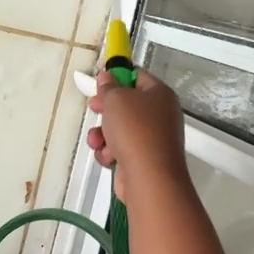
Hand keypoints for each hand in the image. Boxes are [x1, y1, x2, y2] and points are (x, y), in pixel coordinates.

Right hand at [86, 68, 185, 190]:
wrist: (149, 176)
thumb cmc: (134, 129)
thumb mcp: (116, 99)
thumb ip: (109, 86)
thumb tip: (108, 77)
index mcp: (160, 94)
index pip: (137, 76)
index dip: (117, 76)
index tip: (99, 82)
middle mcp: (160, 114)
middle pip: (127, 104)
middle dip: (106, 108)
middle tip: (93, 107)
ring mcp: (153, 139)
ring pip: (120, 129)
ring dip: (103, 134)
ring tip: (96, 140)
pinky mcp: (144, 159)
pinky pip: (121, 149)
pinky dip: (110, 152)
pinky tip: (106, 157)